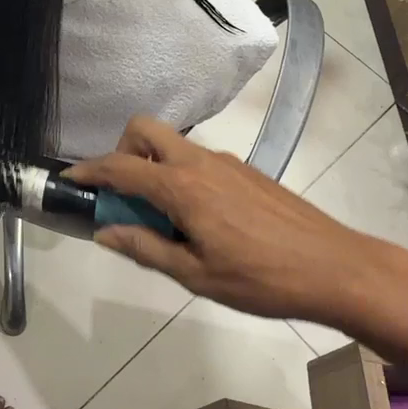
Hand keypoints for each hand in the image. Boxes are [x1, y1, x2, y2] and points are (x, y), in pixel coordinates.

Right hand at [64, 115, 397, 326]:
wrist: (337, 268)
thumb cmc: (261, 279)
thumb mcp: (196, 275)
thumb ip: (145, 248)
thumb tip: (105, 232)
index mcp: (181, 186)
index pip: (120, 167)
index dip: (89, 170)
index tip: (70, 178)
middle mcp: (198, 161)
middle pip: (144, 129)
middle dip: (122, 151)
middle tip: (126, 193)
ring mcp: (224, 161)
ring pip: (172, 144)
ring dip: (154, 166)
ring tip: (165, 218)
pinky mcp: (246, 170)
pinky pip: (198, 160)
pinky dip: (182, 176)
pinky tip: (202, 219)